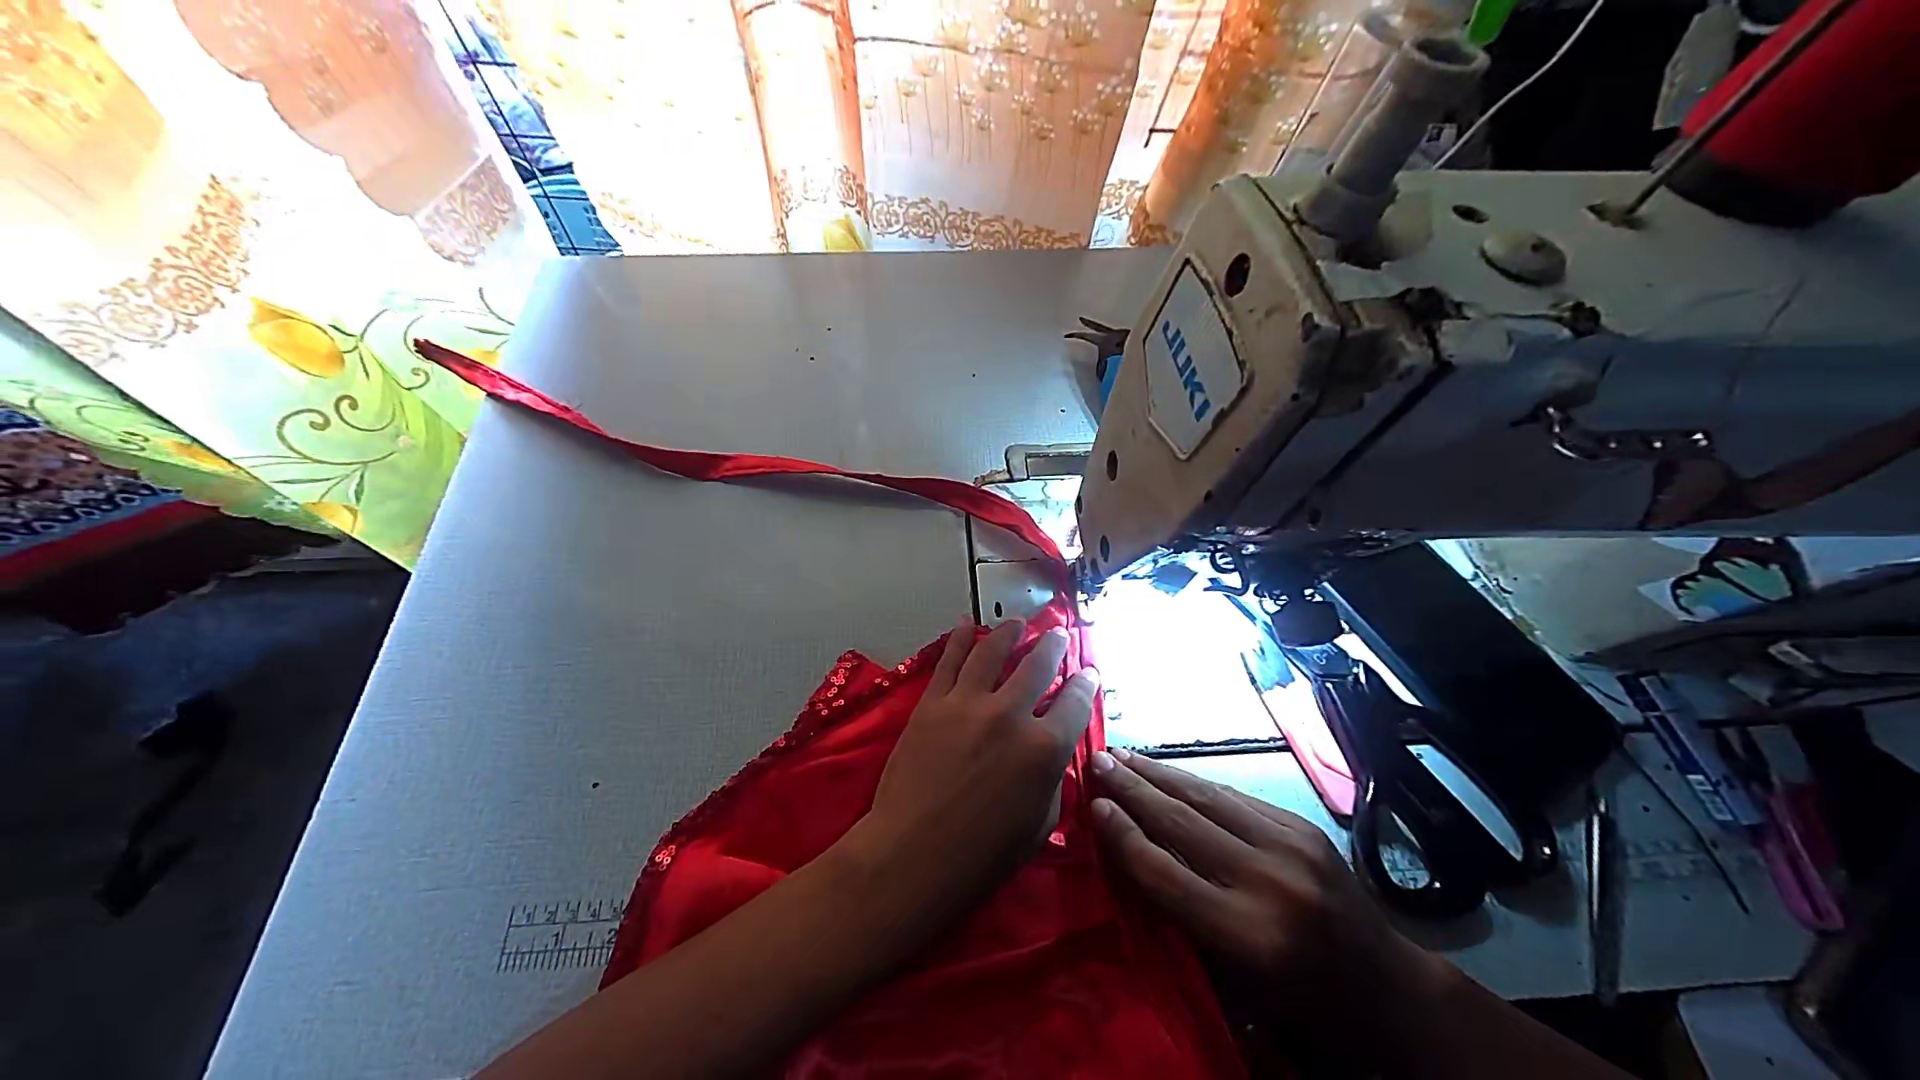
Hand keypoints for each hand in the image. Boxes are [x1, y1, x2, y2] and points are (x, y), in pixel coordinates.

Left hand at [853, 616, 1099, 897]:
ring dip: (1009, 633)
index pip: (1075, 703)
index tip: (1089, 673)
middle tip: (1058, 635)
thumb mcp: (1039, 825)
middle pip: (1037, 665)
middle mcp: (1009, 715)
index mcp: (1044, 749)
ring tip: (1018, 624)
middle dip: (1053, 645)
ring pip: (993, 652)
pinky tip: (966, 624)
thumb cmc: (983, 855)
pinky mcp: (932, 703)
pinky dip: (960, 639)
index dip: (1086, 684)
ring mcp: (967, 704)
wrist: (914, 854)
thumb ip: (1051, 780)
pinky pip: (949, 661)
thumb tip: (1051, 752)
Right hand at [1089, 748, 1441, 1030]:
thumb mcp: (1231, 980)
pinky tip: (1171, 772)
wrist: (1386, 991)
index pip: (1165, 873)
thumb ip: (1180, 916)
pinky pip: (1238, 797)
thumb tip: (1128, 851)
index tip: (1094, 806)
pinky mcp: (1305, 828)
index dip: (1123, 835)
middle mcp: (1272, 884)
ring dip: (1160, 773)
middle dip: (1134, 788)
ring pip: (1209, 797)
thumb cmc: (1298, 1003)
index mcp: (1249, 936)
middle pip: (1184, 823)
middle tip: (1098, 762)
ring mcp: (1294, 849)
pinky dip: (1197, 782)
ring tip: (1124, 755)